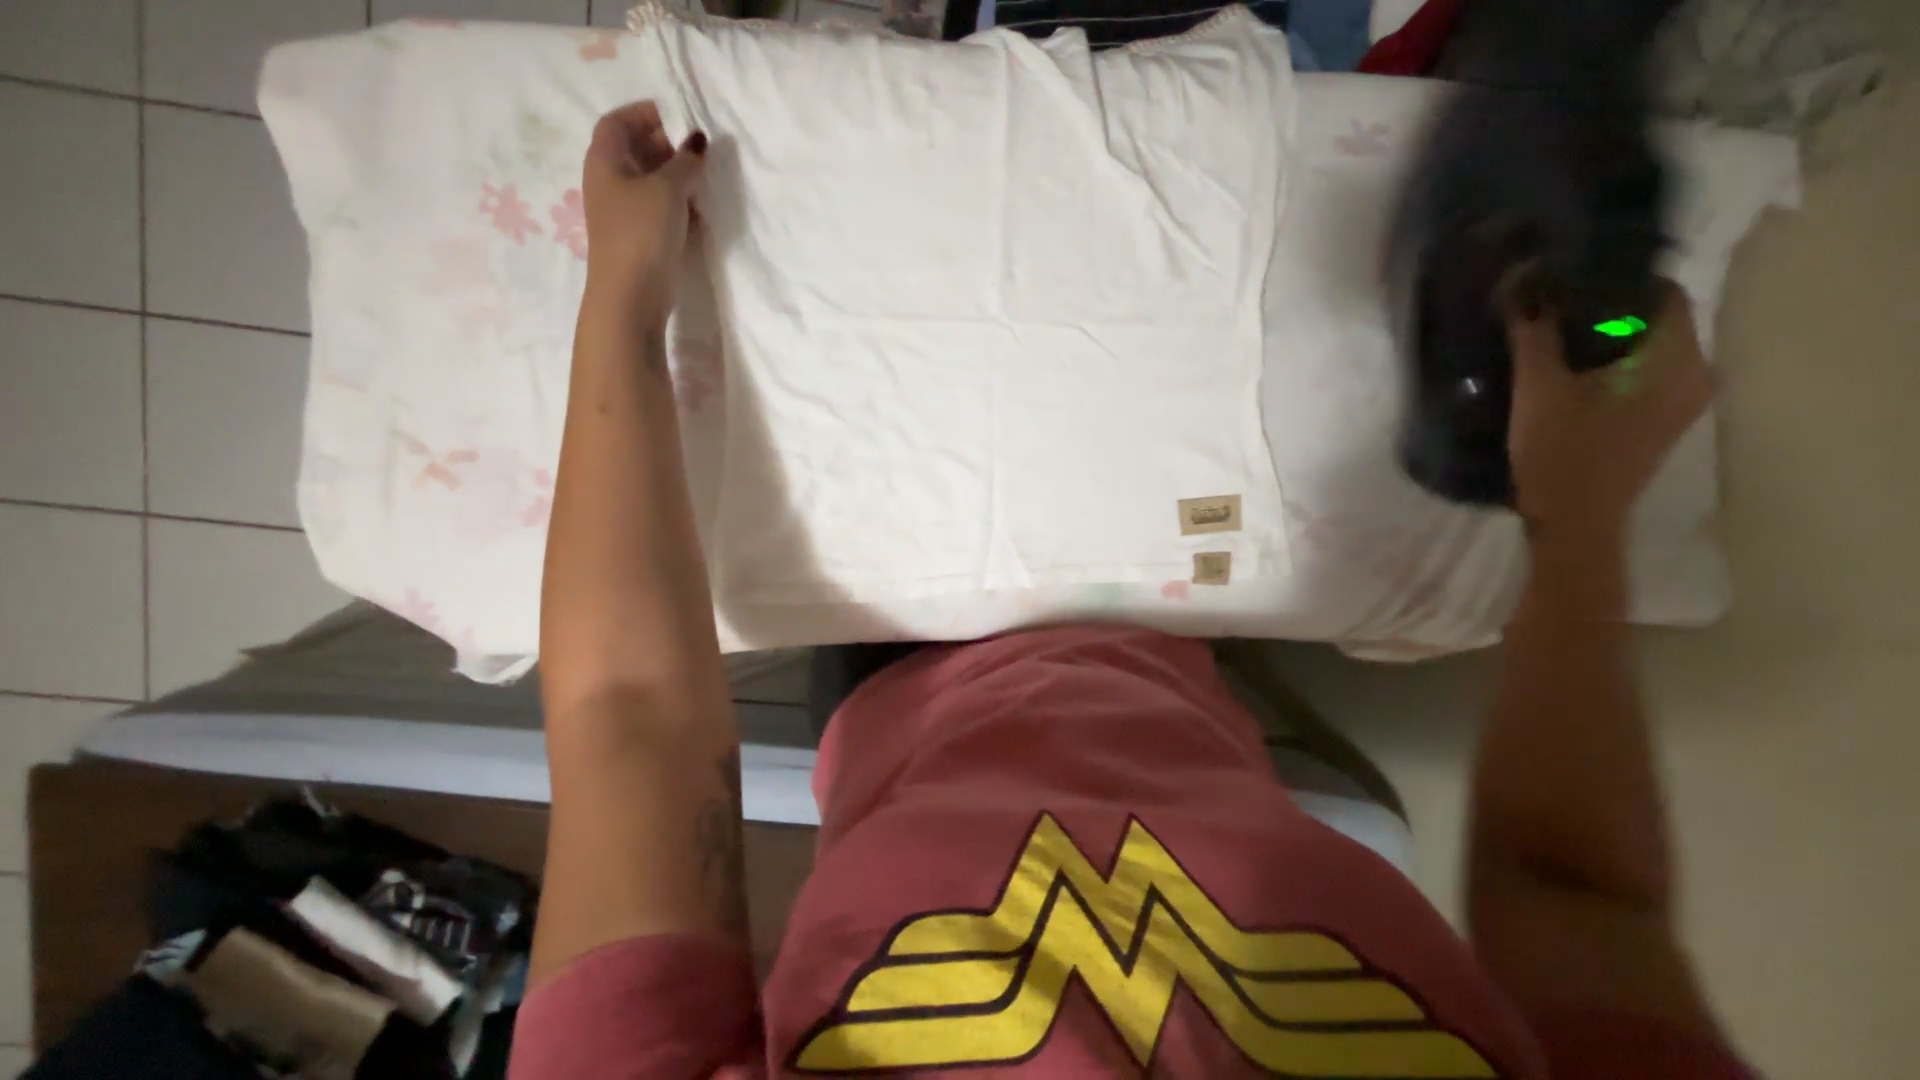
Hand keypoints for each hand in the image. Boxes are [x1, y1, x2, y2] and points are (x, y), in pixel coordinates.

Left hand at [581, 101, 706, 324]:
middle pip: (635, 148)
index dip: (647, 113)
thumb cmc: (642, 232)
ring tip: (703, 180)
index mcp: (604, 159)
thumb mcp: (668, 188)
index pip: (619, 120)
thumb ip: (685, 160)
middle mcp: (608, 180)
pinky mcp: (637, 234)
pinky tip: (698, 210)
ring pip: (649, 179)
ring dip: (675, 176)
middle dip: (667, 144)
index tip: (681, 118)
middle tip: (698, 151)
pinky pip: (657, 206)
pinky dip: (676, 202)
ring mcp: (621, 210)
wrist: (631, 295)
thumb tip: (697, 141)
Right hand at [1506, 280, 1713, 542]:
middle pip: (1654, 320)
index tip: (1568, 277)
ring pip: (1647, 350)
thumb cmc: (1561, 453)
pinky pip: (1642, 376)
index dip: (1615, 278)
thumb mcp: (1538, 387)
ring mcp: (1681, 403)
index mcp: (1677, 358)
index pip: (1662, 291)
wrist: (1572, 525)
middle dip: (1606, 310)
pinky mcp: (1659, 424)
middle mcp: (1694, 374)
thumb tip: (1522, 285)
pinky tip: (1567, 373)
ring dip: (1605, 340)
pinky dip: (1610, 367)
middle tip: (1550, 306)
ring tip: (1552, 337)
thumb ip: (1535, 332)